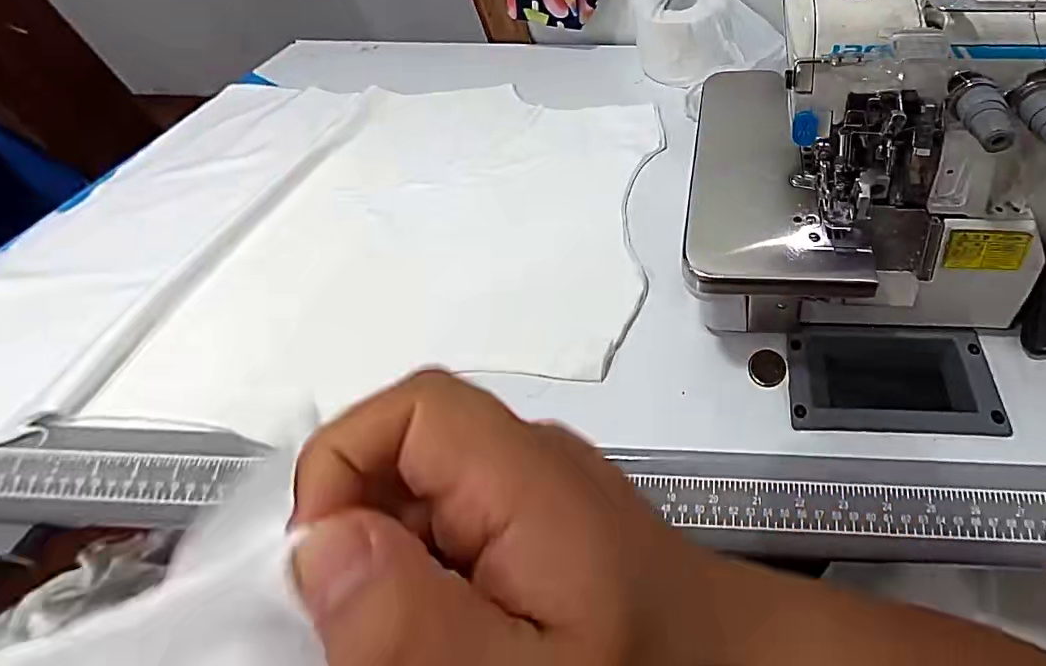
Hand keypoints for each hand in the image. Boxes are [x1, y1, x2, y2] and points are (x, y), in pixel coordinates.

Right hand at [291, 370, 720, 664]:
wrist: (725, 661)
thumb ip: (410, 618)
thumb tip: (320, 543)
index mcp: (527, 473)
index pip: (414, 405)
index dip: (344, 464)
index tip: (320, 567)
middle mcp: (533, 456)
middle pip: (410, 446)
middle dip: (359, 529)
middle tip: (366, 632)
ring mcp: (540, 480)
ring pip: (427, 487)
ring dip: (392, 561)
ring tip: (426, 640)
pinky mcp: (543, 509)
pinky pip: (460, 517)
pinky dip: (430, 569)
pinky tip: (460, 629)